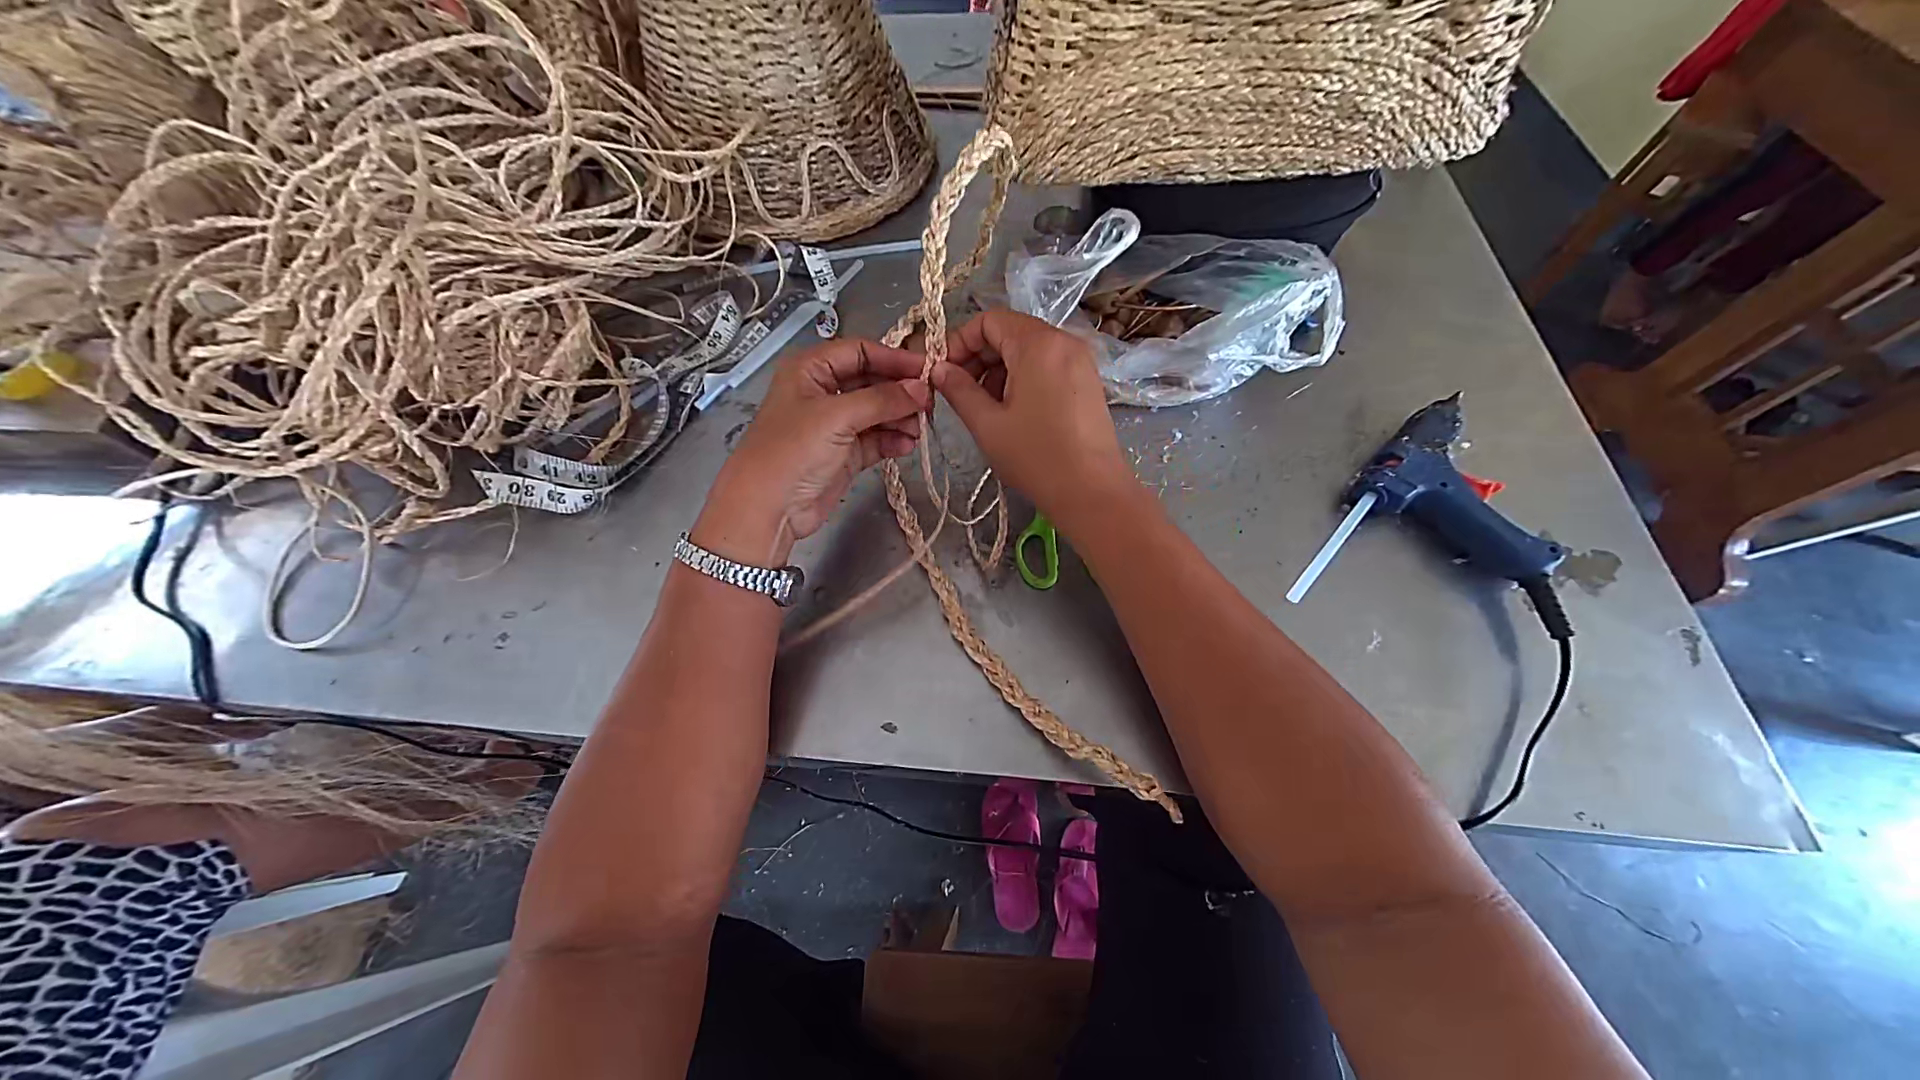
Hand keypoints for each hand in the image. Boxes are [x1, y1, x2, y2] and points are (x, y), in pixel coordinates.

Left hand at [693, 339, 928, 566]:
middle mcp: (824, 393)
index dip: (894, 359)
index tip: (927, 370)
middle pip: (872, 382)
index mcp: (811, 370)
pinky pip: (877, 439)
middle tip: (929, 403)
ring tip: (918, 428)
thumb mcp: (837, 417)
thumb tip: (921, 388)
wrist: (768, 508)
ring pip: (878, 412)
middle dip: (900, 392)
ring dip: (900, 418)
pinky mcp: (846, 454)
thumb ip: (882, 399)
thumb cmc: (792, 451)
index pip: (860, 352)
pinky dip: (893, 440)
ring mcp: (836, 425)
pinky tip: (907, 445)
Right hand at [930, 311, 1135, 529]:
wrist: (1092, 490)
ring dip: (1000, 370)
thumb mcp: (987, 424)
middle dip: (979, 357)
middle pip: (1010, 332)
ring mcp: (1080, 360)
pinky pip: (1047, 365)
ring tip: (986, 407)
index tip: (944, 372)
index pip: (989, 320)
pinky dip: (1024, 378)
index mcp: (1037, 343)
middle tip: (960, 393)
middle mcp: (1063, 341)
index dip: (960, 341)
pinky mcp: (1088, 381)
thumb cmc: (1035, 456)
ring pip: (1028, 349)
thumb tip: (939, 369)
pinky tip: (1013, 411)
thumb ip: (959, 390)